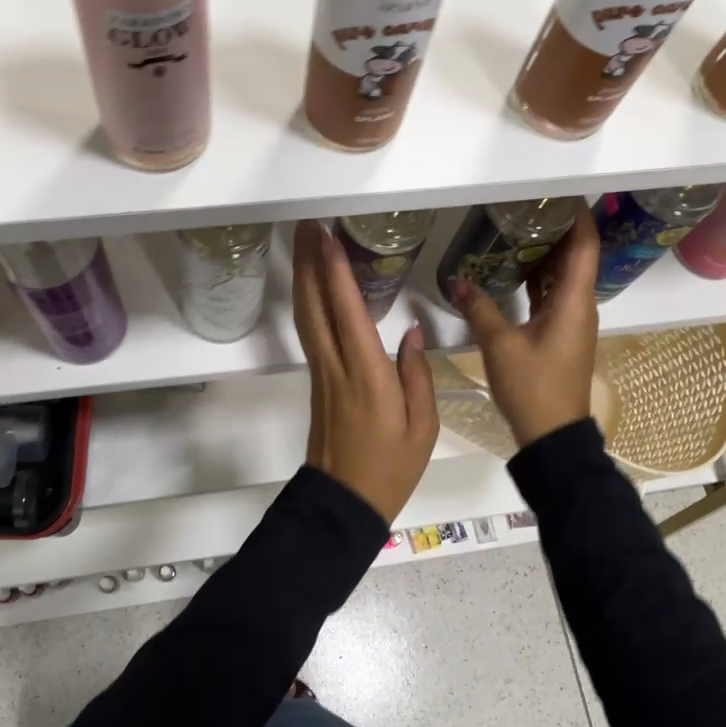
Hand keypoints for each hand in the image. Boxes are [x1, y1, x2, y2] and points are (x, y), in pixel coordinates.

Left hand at [292, 219, 438, 522]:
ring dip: (303, 277)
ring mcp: (321, 373)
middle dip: (308, 262)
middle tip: (307, 224)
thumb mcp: (422, 427)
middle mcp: (336, 367)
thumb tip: (413, 332)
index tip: (327, 237)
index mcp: (366, 375)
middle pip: (315, 305)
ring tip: (303, 243)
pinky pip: (309, 332)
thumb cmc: (390, 468)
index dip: (335, 272)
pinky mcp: (317, 381)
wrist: (343, 502)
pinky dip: (308, 302)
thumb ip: (417, 376)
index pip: (346, 312)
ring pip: (306, 316)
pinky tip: (312, 288)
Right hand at [448, 211, 598, 447]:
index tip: (561, 192)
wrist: (552, 436)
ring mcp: (572, 322)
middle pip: (576, 257)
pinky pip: (554, 296)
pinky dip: (539, 279)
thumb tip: (456, 280)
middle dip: (557, 229)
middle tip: (528, 206)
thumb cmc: (533, 387)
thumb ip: (478, 308)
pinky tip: (515, 271)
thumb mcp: (500, 345)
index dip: (578, 215)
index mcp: (575, 301)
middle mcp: (580, 306)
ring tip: (519, 229)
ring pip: (564, 277)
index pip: (585, 245)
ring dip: (547, 254)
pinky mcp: (561, 336)